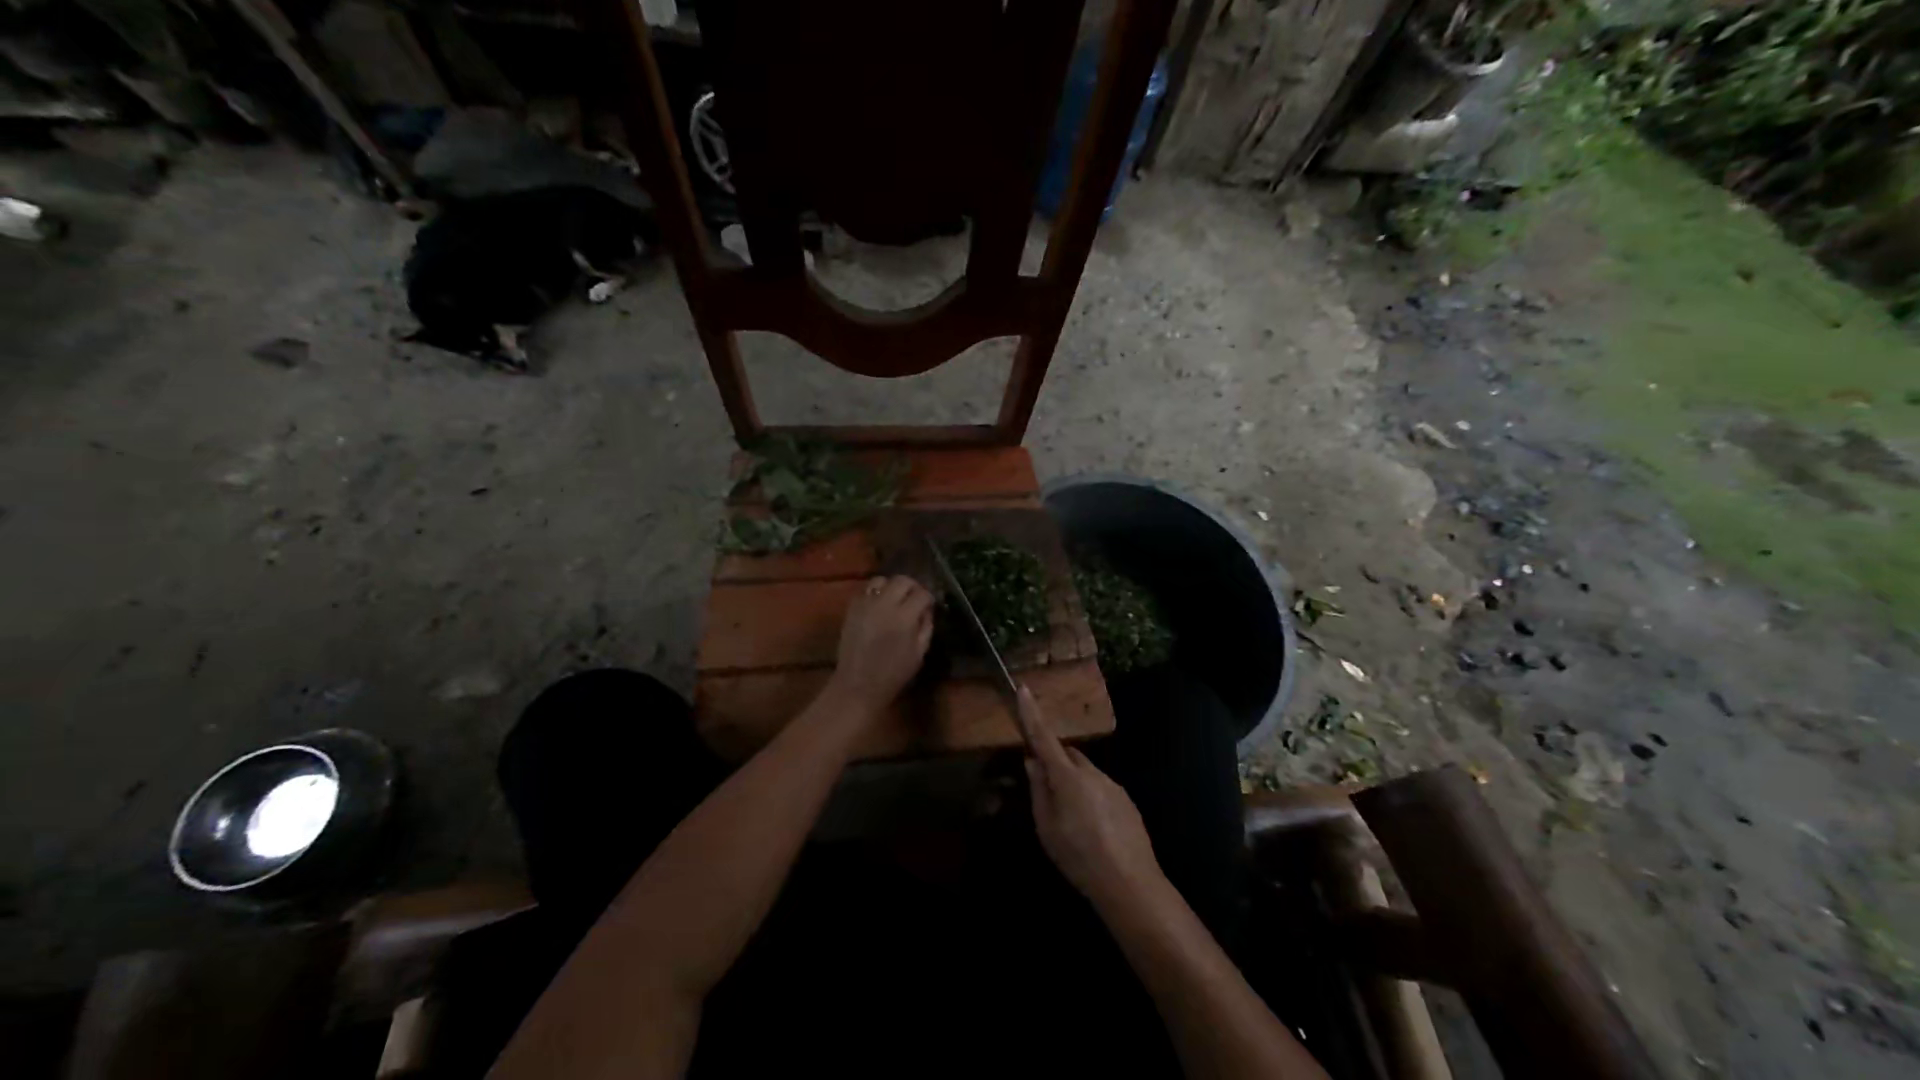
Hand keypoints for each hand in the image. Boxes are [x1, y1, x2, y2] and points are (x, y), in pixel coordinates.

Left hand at [829, 576, 934, 711]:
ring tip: (895, 599)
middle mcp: (885, 604)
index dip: (929, 598)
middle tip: (915, 598)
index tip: (929, 605)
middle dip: (913, 587)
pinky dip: (875, 593)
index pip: (922, 594)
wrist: (858, 684)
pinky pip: (865, 590)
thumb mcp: (919, 653)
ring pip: (882, 580)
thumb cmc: (893, 673)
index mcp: (904, 617)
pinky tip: (879, 605)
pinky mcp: (852, 609)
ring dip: (892, 586)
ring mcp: (865, 604)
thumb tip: (926, 610)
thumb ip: (926, 627)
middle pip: (902, 580)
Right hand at [1021, 686, 1163, 907]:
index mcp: (1068, 778)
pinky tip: (1092, 828)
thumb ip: (1039, 791)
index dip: (1032, 714)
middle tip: (1045, 792)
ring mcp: (1113, 785)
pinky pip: (1101, 788)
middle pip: (1067, 755)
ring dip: (1073, 783)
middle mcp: (1093, 773)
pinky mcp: (1127, 800)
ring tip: (1071, 820)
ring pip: (1085, 773)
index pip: (1045, 738)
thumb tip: (1033, 762)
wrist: (1131, 884)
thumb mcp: (1047, 828)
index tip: (1024, 689)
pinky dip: (1090, 797)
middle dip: (1055, 763)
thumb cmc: (1079, 858)